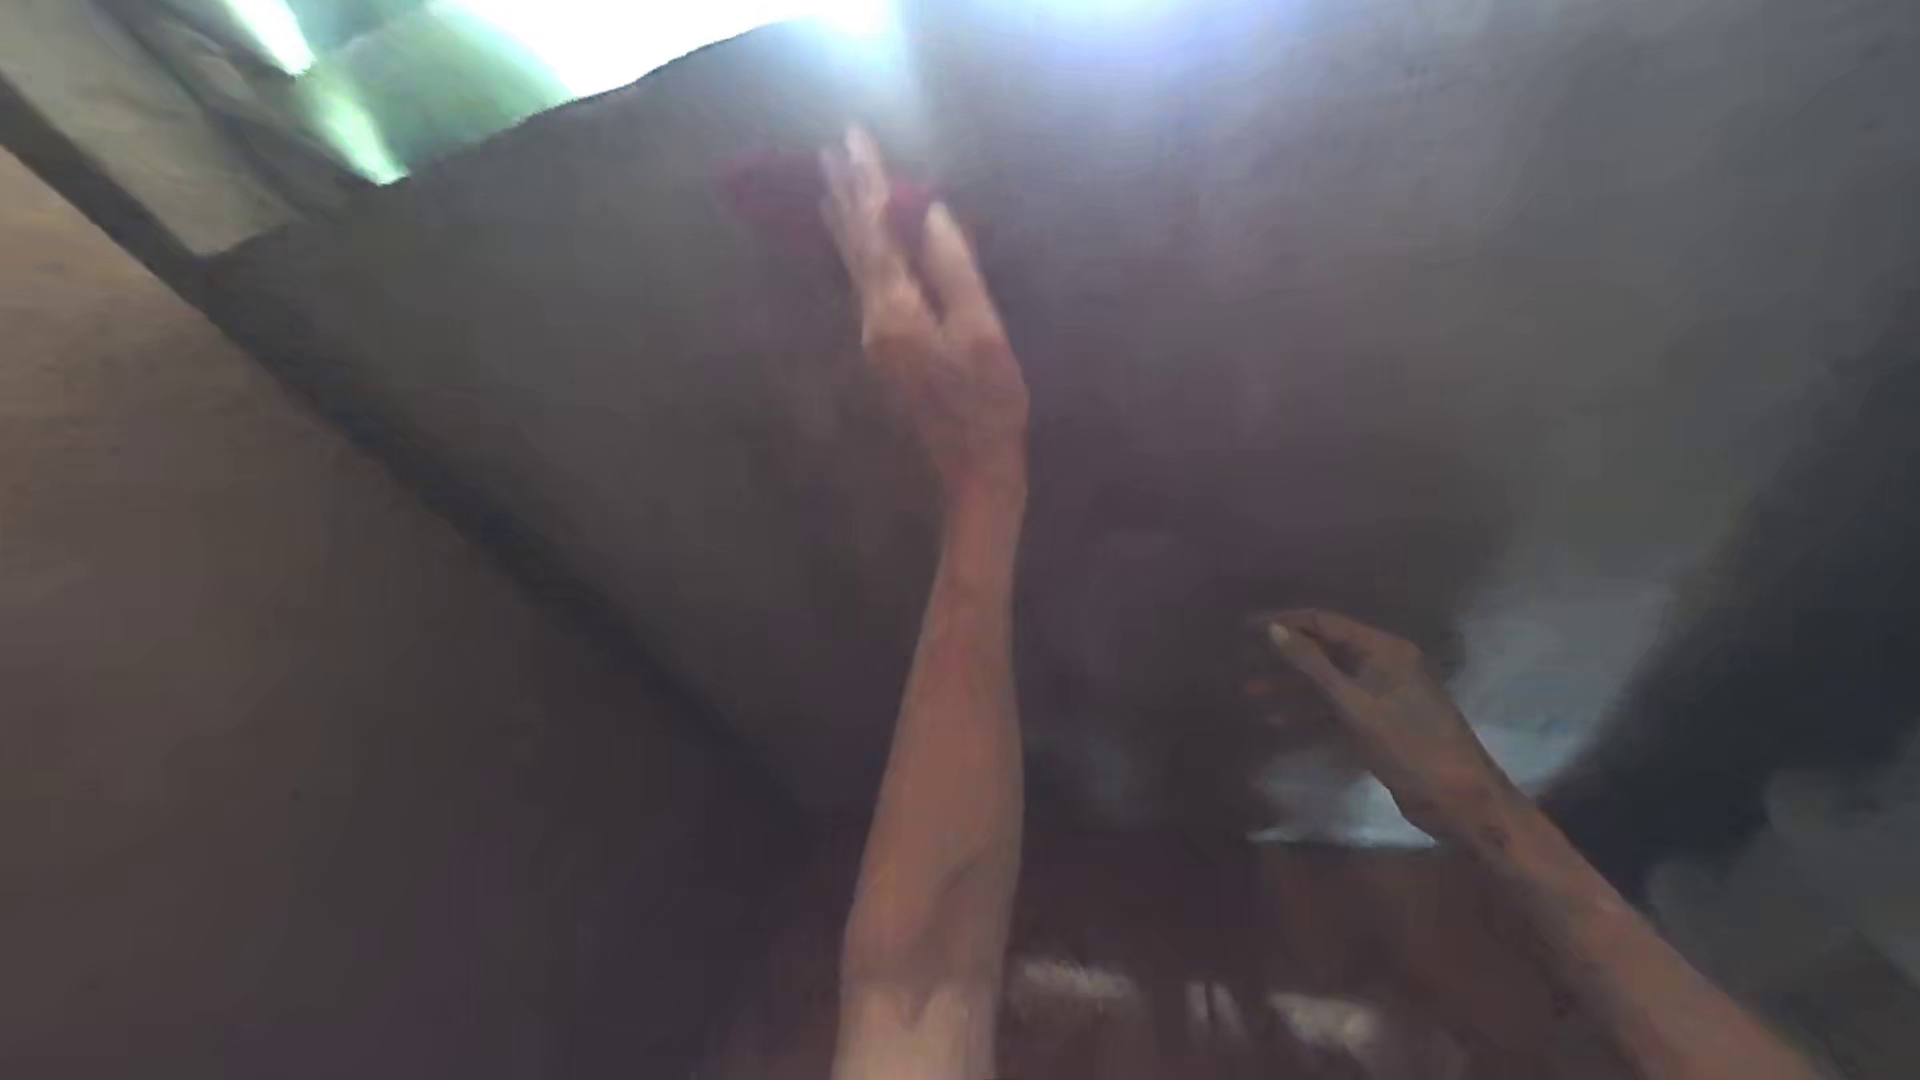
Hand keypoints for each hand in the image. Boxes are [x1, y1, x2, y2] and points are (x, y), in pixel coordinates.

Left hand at [821, 128, 1028, 502]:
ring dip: (844, 229)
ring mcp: (875, 344)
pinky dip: (859, 260)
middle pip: (855, 250)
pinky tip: (856, 251)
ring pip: (854, 272)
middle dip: (845, 199)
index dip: (867, 185)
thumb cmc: (989, 404)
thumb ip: (955, 269)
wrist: (973, 469)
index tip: (854, 136)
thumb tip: (932, 214)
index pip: (875, 234)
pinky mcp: (885, 358)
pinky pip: (865, 294)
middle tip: (830, 152)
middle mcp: (873, 325)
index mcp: (896, 313)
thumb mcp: (982, 332)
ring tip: (828, 191)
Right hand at [1259, 609, 1513, 838]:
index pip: (1325, 622)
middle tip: (1244, 660)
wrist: (1459, 802)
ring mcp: (1382, 692)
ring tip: (1252, 693)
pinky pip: (1335, 705)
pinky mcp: (1379, 719)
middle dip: (1284, 656)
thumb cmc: (1407, 745)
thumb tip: (1273, 629)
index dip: (1285, 622)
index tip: (1247, 628)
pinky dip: (1308, 710)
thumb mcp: (1352, 703)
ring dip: (1290, 686)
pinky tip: (1279, 722)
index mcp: (1384, 650)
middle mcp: (1383, 664)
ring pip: (1326, 680)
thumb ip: (1311, 664)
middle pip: (1324, 649)